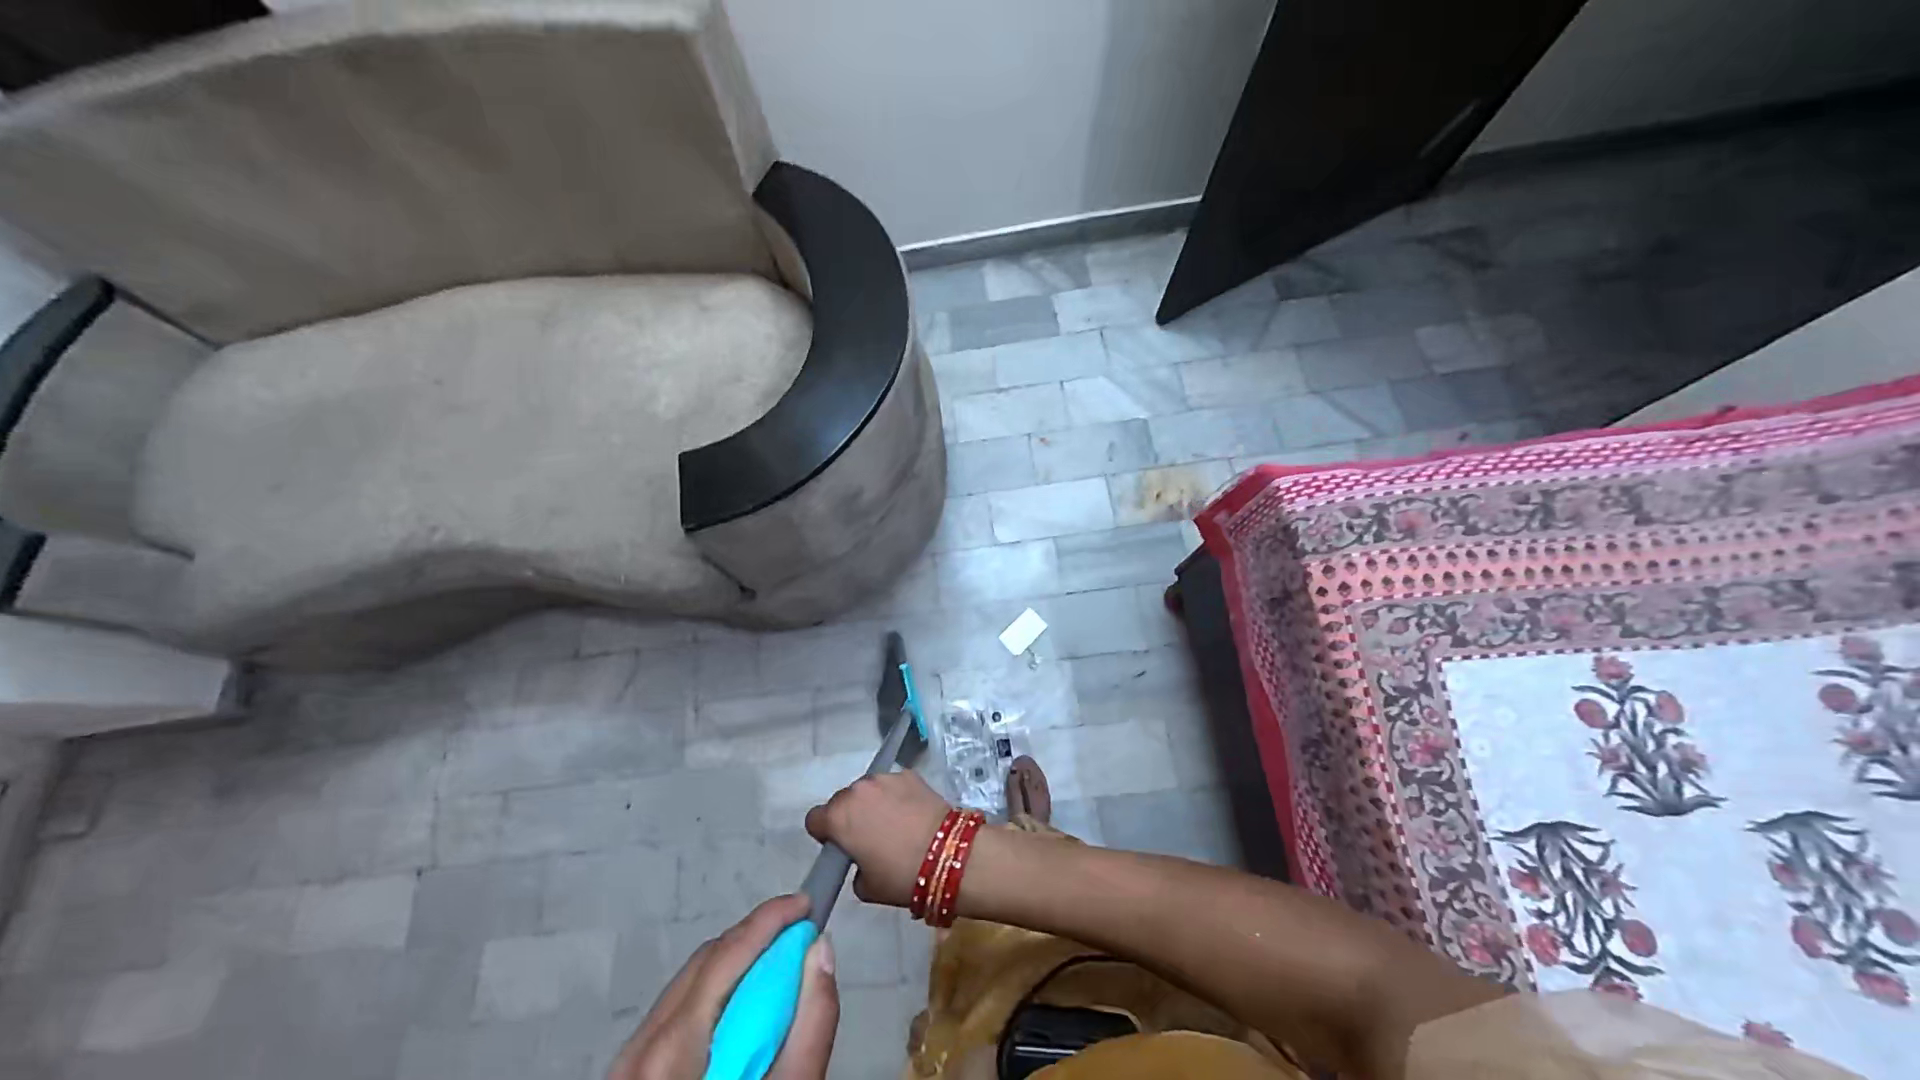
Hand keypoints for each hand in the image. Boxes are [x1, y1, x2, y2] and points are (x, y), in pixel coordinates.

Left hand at [608, 894, 837, 1079]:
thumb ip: (810, 1024)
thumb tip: (820, 951)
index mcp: (670, 1056)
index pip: (724, 957)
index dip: (768, 920)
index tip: (807, 904)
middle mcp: (635, 1053)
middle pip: (704, 966)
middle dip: (757, 942)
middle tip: (802, 942)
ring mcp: (623, 1070)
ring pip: (688, 989)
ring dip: (738, 970)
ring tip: (780, 980)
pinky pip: (675, 1019)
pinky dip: (716, 1003)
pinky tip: (744, 1022)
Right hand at [805, 771, 951, 906]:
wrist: (949, 855)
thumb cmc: (901, 875)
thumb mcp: (866, 886)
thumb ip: (853, 867)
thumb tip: (861, 856)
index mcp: (839, 817)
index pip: (815, 819)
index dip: (825, 834)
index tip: (840, 846)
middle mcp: (858, 790)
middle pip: (842, 801)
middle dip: (850, 816)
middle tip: (869, 837)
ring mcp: (885, 778)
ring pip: (868, 790)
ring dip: (873, 803)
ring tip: (895, 824)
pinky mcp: (909, 774)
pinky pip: (893, 786)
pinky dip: (897, 796)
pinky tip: (912, 814)